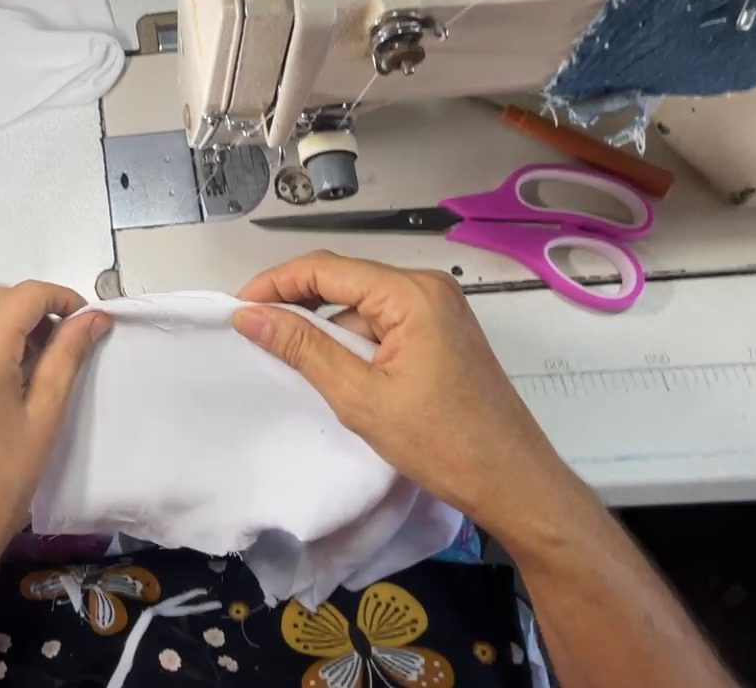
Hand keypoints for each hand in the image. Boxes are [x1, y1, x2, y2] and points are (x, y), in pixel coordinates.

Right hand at [232, 252, 581, 537]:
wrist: (517, 486)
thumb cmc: (442, 443)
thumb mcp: (359, 396)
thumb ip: (301, 347)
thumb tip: (249, 315)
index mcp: (411, 293)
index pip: (325, 268)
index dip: (274, 283)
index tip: (238, 308)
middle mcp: (426, 287)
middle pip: (341, 277)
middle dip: (294, 300)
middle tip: (253, 326)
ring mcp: (436, 307)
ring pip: (357, 300)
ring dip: (321, 321)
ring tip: (285, 349)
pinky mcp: (439, 329)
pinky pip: (378, 319)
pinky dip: (348, 337)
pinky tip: (330, 364)